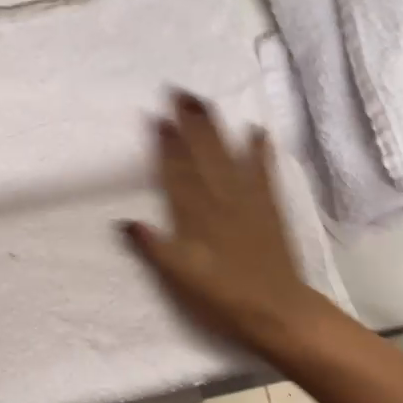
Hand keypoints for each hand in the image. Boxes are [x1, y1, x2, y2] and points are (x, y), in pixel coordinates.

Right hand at [124, 92, 327, 353]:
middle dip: (190, 123)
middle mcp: (221, 200)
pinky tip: (255, 131)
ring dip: (217, 128)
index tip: (156, 117)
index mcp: (195, 217)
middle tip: (178, 91)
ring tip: (205, 100)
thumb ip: (154, 248)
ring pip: (229, 156)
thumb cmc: (221, 299)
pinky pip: (263, 172)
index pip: (176, 174)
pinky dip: (258, 151)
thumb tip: (126, 222)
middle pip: (202, 155)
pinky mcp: (269, 209)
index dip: (165, 146)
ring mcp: (248, 202)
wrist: (276, 310)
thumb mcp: (179, 279)